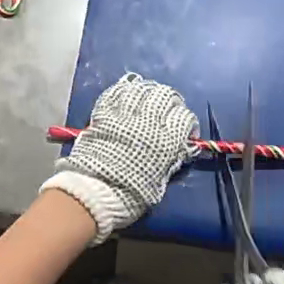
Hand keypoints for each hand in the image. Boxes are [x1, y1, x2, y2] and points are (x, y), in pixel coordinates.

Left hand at [42, 73, 198, 244]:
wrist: (95, 191)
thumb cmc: (130, 194)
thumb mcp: (159, 182)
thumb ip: (170, 161)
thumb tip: (178, 150)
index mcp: (166, 142)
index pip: (184, 118)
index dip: (188, 122)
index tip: (185, 130)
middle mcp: (147, 123)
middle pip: (164, 96)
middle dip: (170, 100)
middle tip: (167, 108)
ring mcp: (123, 116)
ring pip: (140, 89)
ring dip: (146, 91)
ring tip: (147, 97)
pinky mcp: (102, 115)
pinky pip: (114, 94)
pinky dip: (122, 91)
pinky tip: (125, 94)